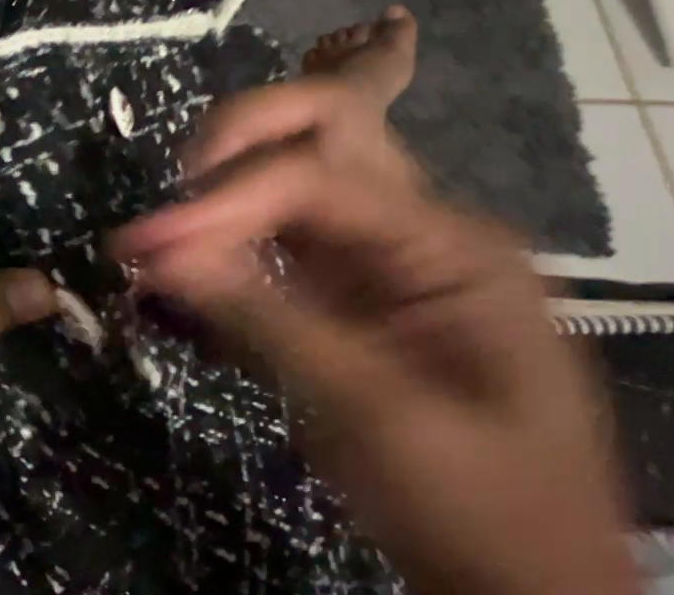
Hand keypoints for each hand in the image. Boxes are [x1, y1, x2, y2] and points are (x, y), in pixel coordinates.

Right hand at [110, 81, 636, 594]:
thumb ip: (265, 320)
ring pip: (291, 165)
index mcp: (451, 244)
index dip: (222, 201)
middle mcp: (417, 225)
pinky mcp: (343, 286)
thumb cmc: (480, 505)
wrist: (528, 588)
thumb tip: (155, 252)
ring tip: (164, 236)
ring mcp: (381, 252)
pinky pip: (275, 228)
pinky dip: (223, 233)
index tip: (144, 247)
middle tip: (173, 189)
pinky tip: (185, 263)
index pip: (314, 178)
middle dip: (235, 137)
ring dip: (222, 182)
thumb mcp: (376, 415)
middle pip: (322, 125)